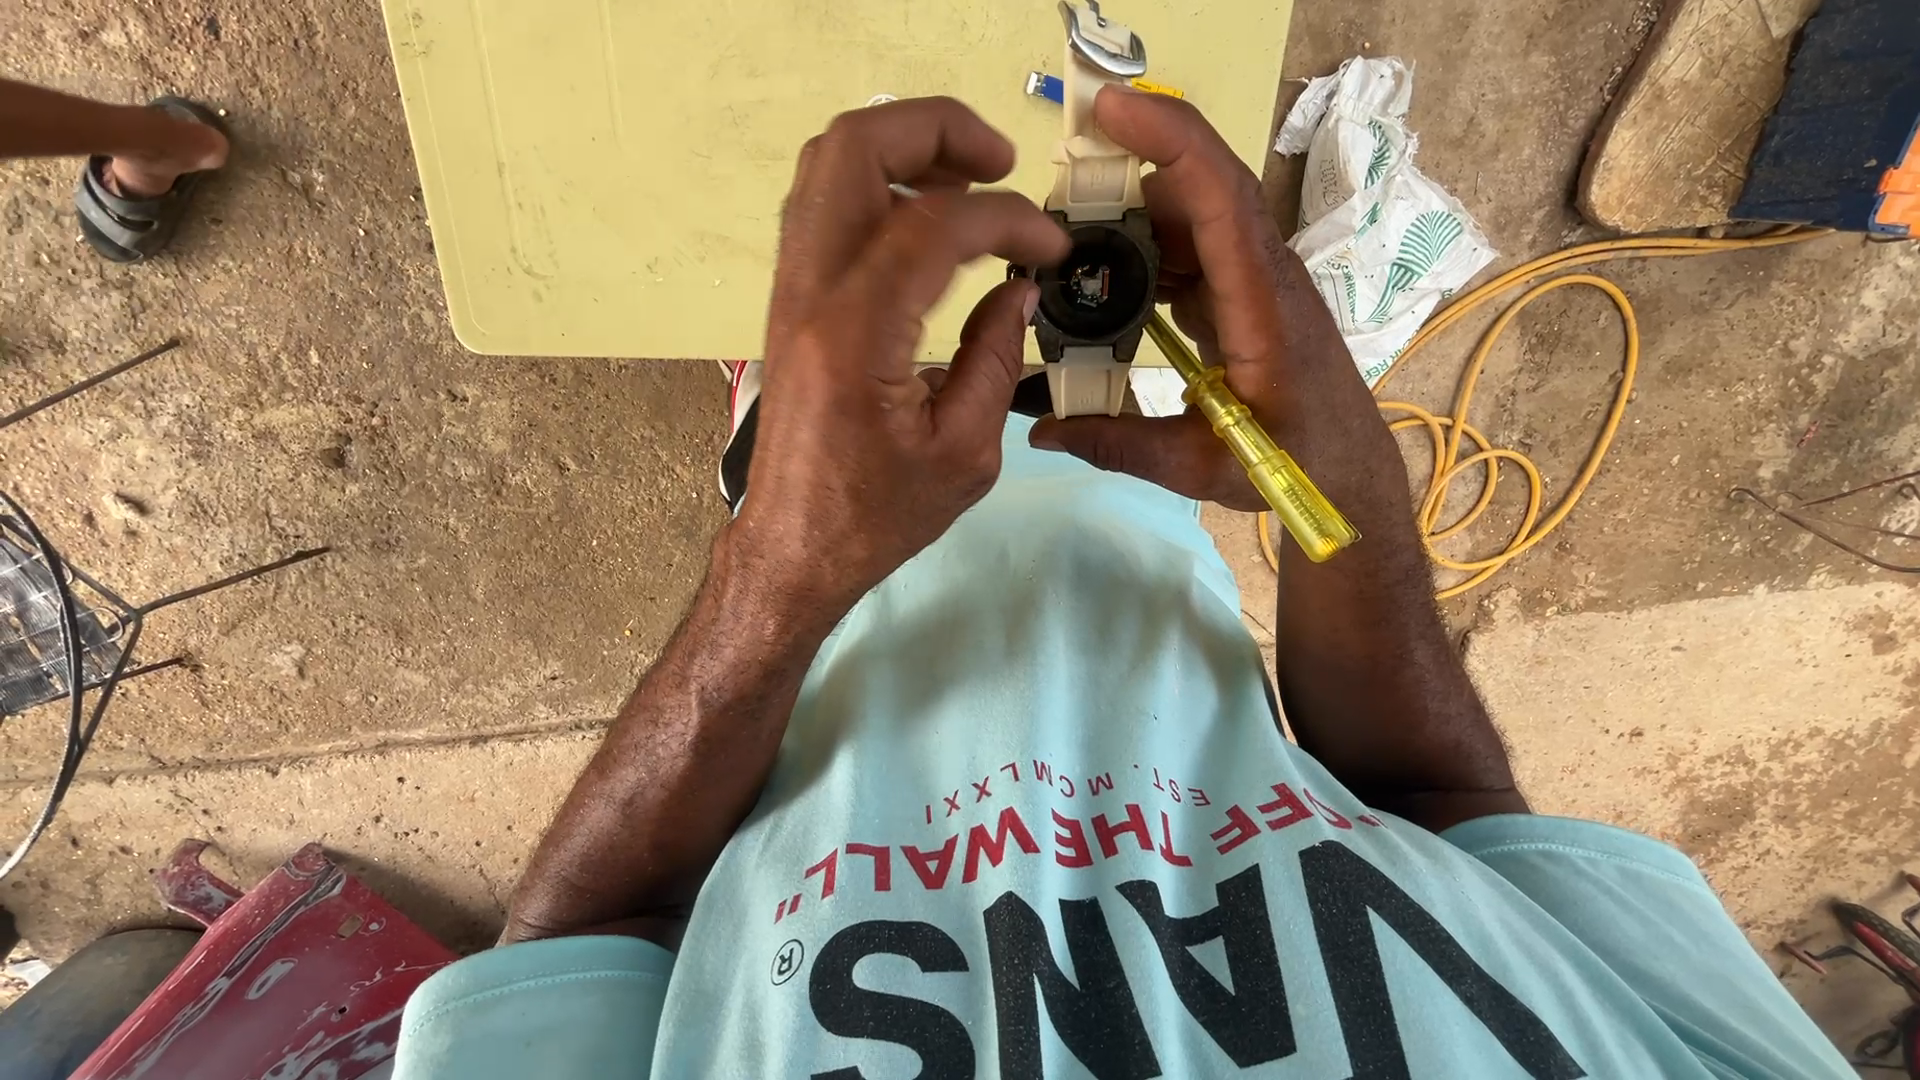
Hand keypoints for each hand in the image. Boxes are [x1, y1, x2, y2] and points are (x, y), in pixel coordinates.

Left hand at [723, 97, 1070, 613]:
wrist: (794, 547)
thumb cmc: (879, 517)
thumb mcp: (965, 453)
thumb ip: (996, 359)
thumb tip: (1016, 290)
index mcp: (857, 335)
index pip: (934, 225)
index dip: (1005, 219)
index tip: (1049, 247)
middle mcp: (809, 294)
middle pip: (852, 148)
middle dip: (936, 130)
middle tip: (999, 163)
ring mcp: (789, 293)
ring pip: (828, 166)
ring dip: (901, 151)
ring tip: (968, 183)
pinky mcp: (789, 304)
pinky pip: (824, 209)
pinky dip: (877, 190)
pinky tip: (926, 227)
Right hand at [1029, 89, 1412, 539]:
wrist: (1348, 472)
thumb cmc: (1295, 467)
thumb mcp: (1199, 465)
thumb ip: (1119, 444)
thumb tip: (1042, 430)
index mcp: (1259, 305)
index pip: (1218, 197)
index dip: (1168, 142)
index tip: (1110, 111)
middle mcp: (1260, 276)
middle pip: (1201, 192)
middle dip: (1133, 169)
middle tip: (1061, 187)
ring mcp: (1253, 284)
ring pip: (1195, 219)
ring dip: (1136, 213)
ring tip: (1071, 230)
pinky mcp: (1244, 299)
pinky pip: (1194, 254)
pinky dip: (1148, 251)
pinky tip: (1108, 273)